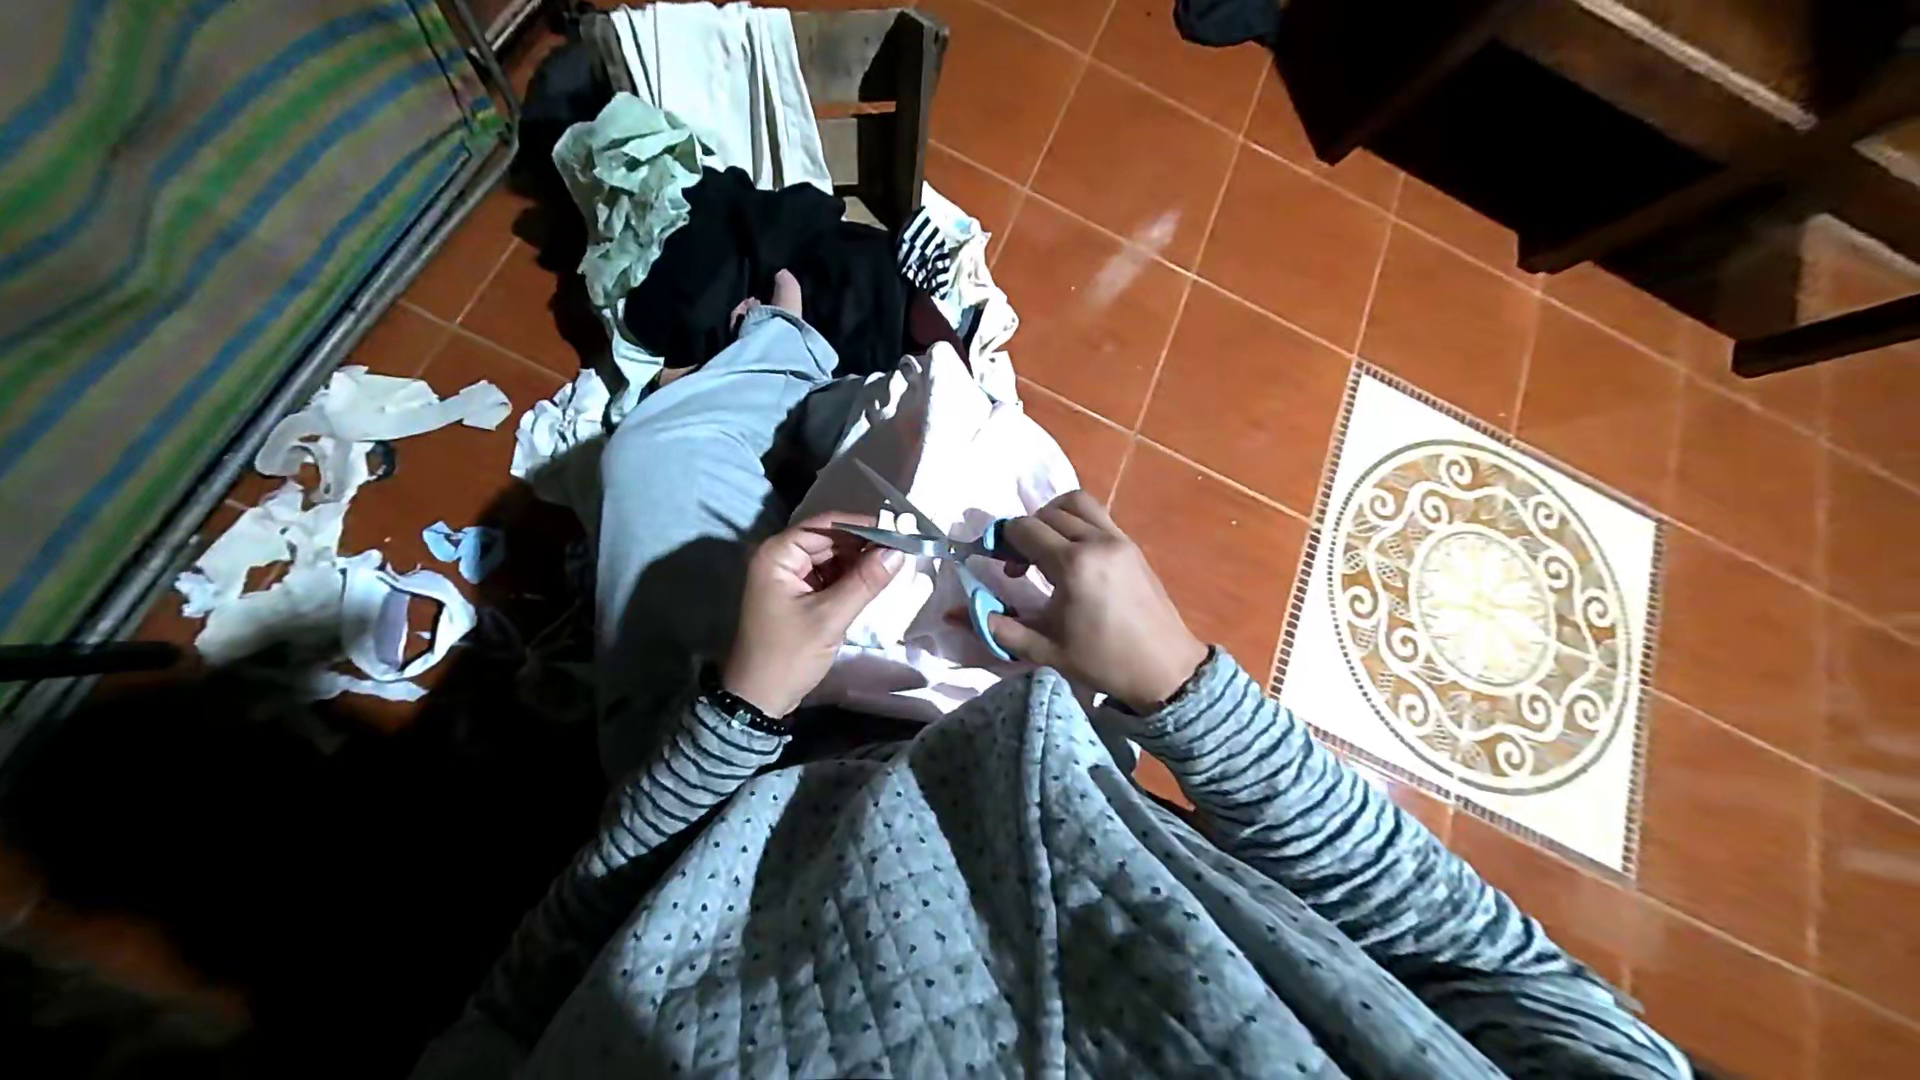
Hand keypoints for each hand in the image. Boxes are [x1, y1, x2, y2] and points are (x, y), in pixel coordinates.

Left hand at [722, 513, 902, 717]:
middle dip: (866, 543)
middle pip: (830, 539)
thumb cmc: (788, 655)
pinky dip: (852, 575)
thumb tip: (898, 551)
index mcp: (778, 555)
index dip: (863, 525)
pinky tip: (877, 577)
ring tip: (896, 560)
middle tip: (904, 546)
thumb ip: (865, 582)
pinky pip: (831, 574)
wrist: (759, 698)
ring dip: (861, 559)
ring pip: (833, 556)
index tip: (898, 528)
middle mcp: (781, 557)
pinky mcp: (799, 593)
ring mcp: (790, 576)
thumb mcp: (830, 617)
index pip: (826, 526)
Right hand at [989, 491, 1207, 711]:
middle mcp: (1096, 542)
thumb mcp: (1043, 649)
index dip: (1002, 541)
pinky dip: (1075, 521)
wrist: (1165, 670)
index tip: (996, 563)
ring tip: (1043, 547)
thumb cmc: (1102, 662)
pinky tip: (1071, 553)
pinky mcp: (1132, 544)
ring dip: (1051, 516)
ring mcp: (1118, 539)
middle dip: (1024, 531)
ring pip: (1075, 503)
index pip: (1025, 529)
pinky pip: (1097, 515)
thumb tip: (953, 613)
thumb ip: (996, 626)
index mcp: (1073, 566)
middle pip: (1046, 513)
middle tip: (1017, 564)